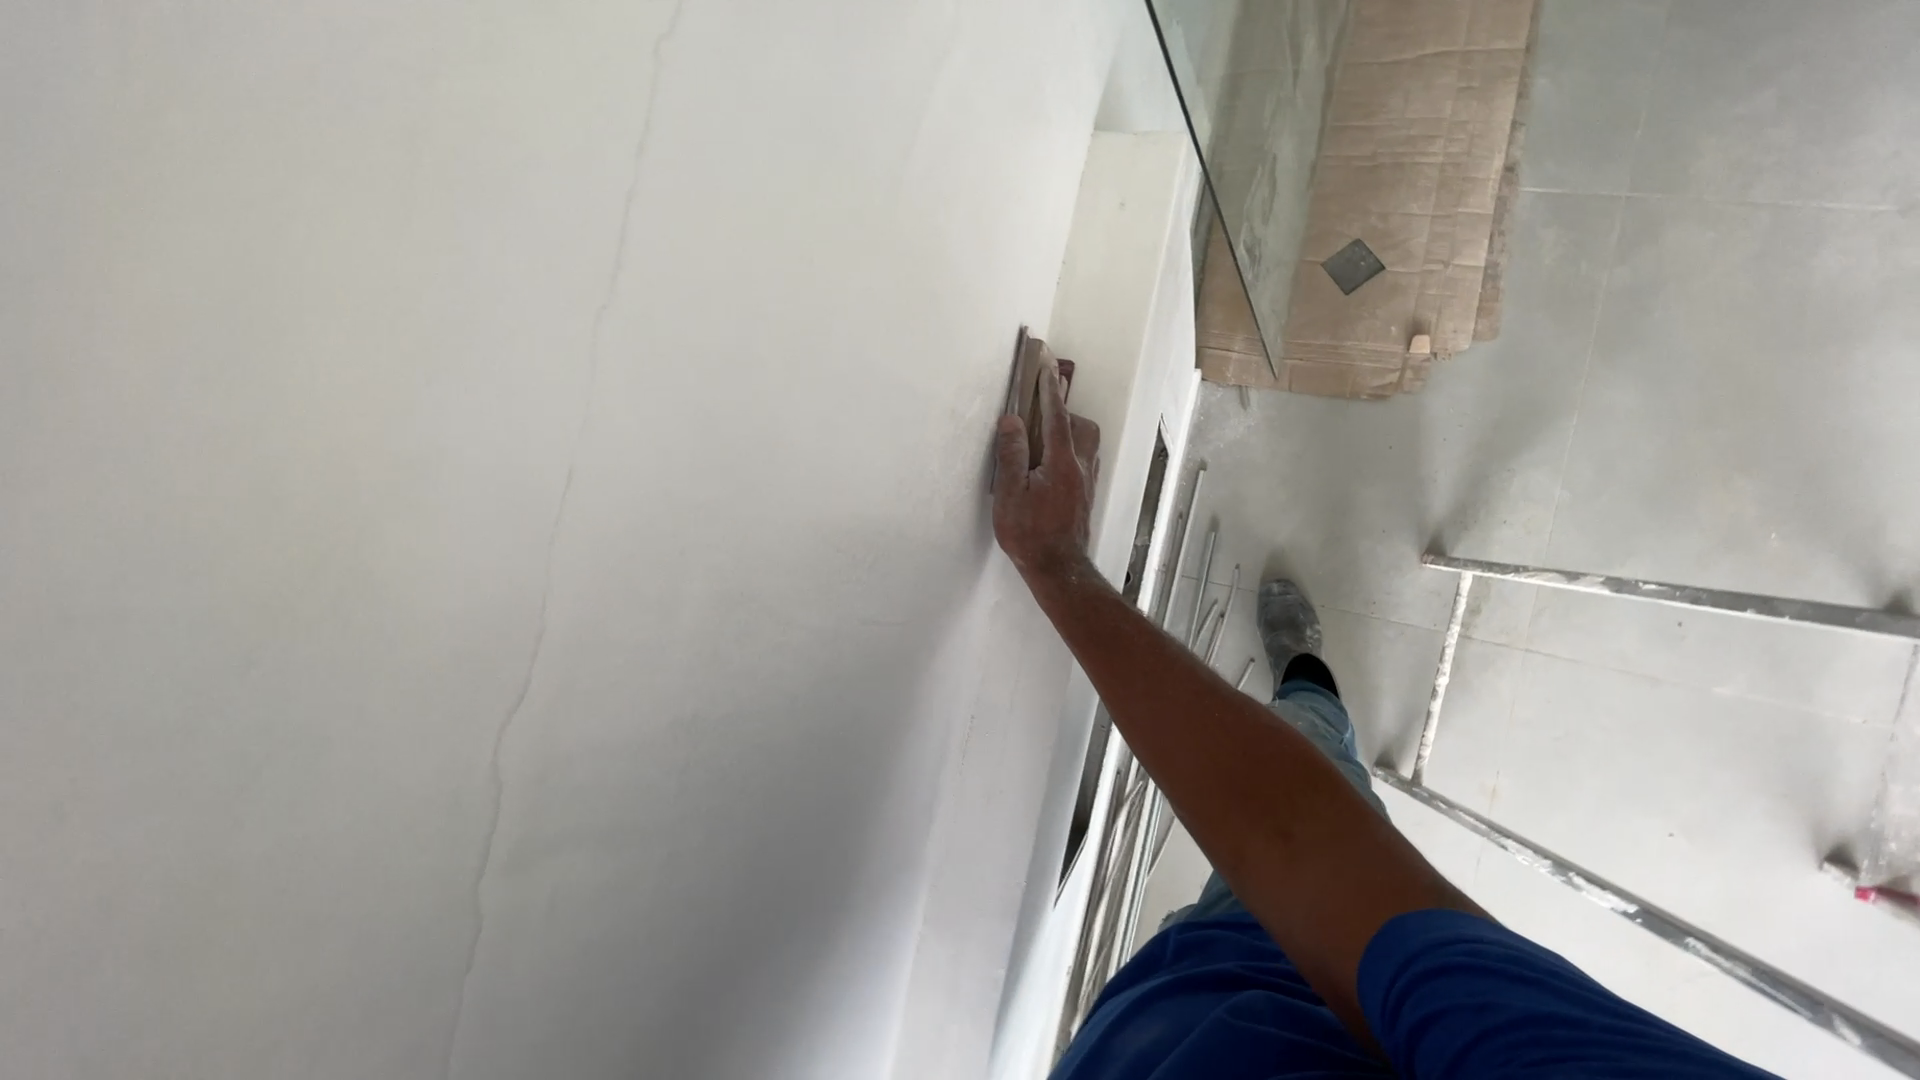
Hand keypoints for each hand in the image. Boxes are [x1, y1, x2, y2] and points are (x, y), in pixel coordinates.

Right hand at [993, 360, 1099, 580]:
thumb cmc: (1029, 534)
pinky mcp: (1087, 497)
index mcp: (1061, 463)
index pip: (1057, 417)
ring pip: (1089, 444)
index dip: (1050, 391)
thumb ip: (1012, 454)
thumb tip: (1013, 421)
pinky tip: (1054, 463)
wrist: (1057, 569)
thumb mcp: (1009, 494)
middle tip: (1043, 408)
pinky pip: (1086, 460)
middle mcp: (1080, 468)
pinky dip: (1073, 450)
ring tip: (1047, 436)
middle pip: (1082, 427)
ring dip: (1072, 432)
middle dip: (1065, 412)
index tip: (1047, 367)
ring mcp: (1087, 483)